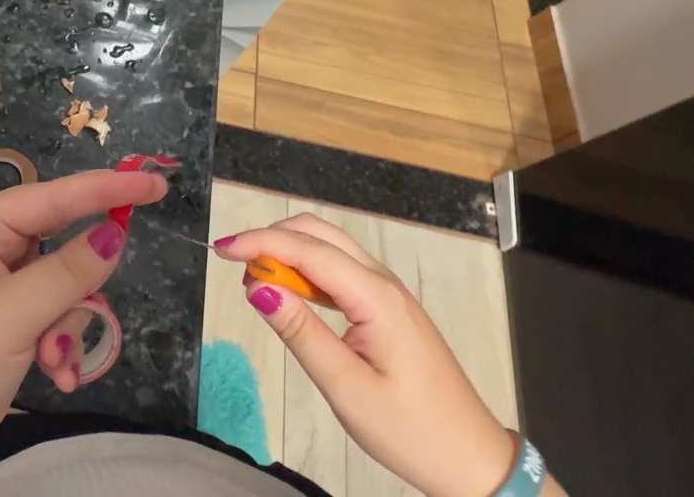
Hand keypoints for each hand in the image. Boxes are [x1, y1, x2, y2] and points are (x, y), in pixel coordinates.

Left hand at [0, 169, 166, 465]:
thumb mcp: (13, 315)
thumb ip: (68, 273)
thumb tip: (116, 232)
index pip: (54, 197)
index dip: (106, 187)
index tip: (153, 182)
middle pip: (63, 238)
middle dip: (83, 275)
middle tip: (124, 257)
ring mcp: (4, 284)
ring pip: (67, 283)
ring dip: (69, 322)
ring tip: (52, 355)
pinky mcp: (13, 318)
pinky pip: (57, 314)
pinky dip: (62, 342)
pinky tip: (54, 371)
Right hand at [219, 214, 517, 496]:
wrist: (472, 460)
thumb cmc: (410, 430)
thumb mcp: (345, 387)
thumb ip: (300, 332)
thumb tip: (257, 287)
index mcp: (375, 297)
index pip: (308, 250)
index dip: (260, 242)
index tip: (221, 250)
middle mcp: (382, 281)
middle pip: (319, 233)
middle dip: (271, 238)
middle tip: (234, 264)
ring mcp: (387, 292)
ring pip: (329, 247)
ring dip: (288, 251)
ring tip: (255, 281)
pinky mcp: (386, 306)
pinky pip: (340, 270)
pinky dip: (306, 270)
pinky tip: (290, 293)